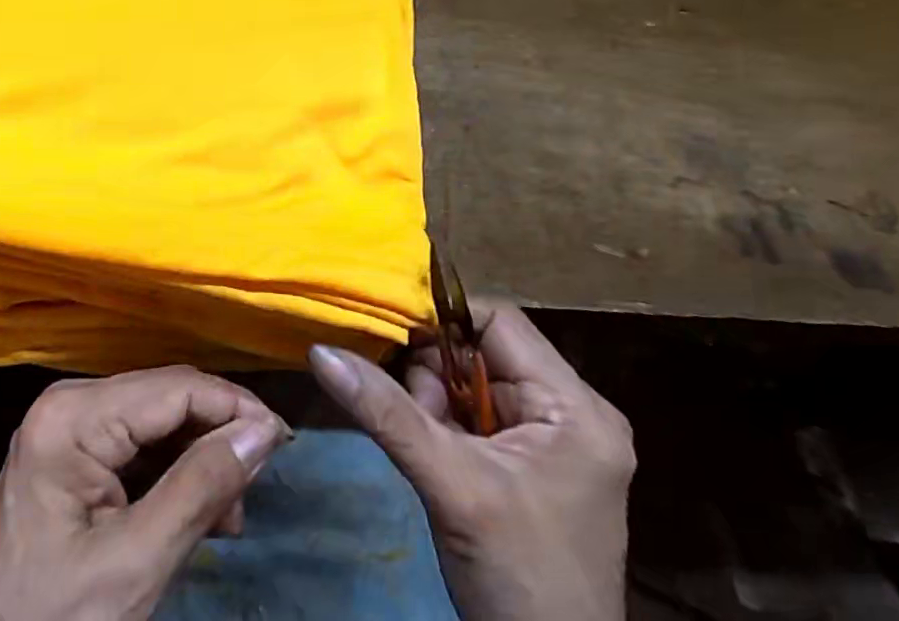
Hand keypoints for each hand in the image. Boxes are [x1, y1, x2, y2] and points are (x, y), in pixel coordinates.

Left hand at [0, 366, 290, 620]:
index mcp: (75, 416)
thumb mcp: (134, 562)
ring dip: (203, 460)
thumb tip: (265, 429)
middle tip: (255, 487)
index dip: (237, 409)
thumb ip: (201, 488)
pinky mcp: (73, 453)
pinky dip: (177, 474)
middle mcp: (72, 403)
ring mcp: (70, 426)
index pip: (180, 388)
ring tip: (230, 513)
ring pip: (163, 421)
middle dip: (219, 438)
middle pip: (171, 399)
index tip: (282, 444)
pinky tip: (200, 512)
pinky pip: (142, 445)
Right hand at [309, 300, 634, 620]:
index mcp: (576, 406)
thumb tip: (323, 352)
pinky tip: (441, 455)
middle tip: (416, 416)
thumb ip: (388, 413)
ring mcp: (560, 440)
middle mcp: (576, 411)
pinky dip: (453, 428)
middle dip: (440, 377)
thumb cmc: (514, 578)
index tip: (393, 334)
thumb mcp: (451, 487)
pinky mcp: (541, 464)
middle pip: (488, 355)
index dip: (444, 320)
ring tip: (434, 450)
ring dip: (442, 406)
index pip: (501, 323)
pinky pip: (486, 419)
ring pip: (481, 386)